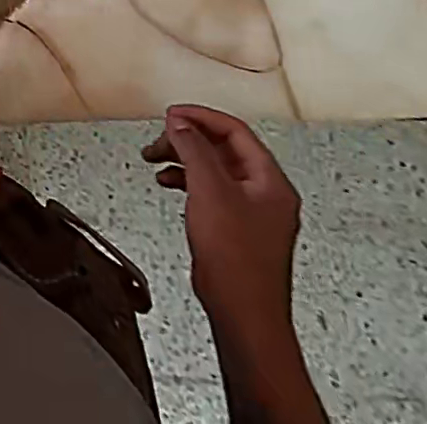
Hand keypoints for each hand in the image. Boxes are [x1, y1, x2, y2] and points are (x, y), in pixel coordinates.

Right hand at [142, 105, 301, 332]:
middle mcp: (264, 193)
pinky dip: (186, 179)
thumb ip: (194, 150)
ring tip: (157, 157)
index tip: (173, 114)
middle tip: (162, 136)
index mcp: (269, 180)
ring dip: (184, 158)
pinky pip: (208, 188)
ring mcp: (251, 211)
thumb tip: (181, 123)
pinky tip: (170, 182)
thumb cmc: (237, 262)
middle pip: (223, 148)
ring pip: (213, 168)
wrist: (242, 312)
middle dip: (188, 138)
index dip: (201, 117)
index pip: (235, 130)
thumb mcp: (210, 190)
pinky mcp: (234, 227)